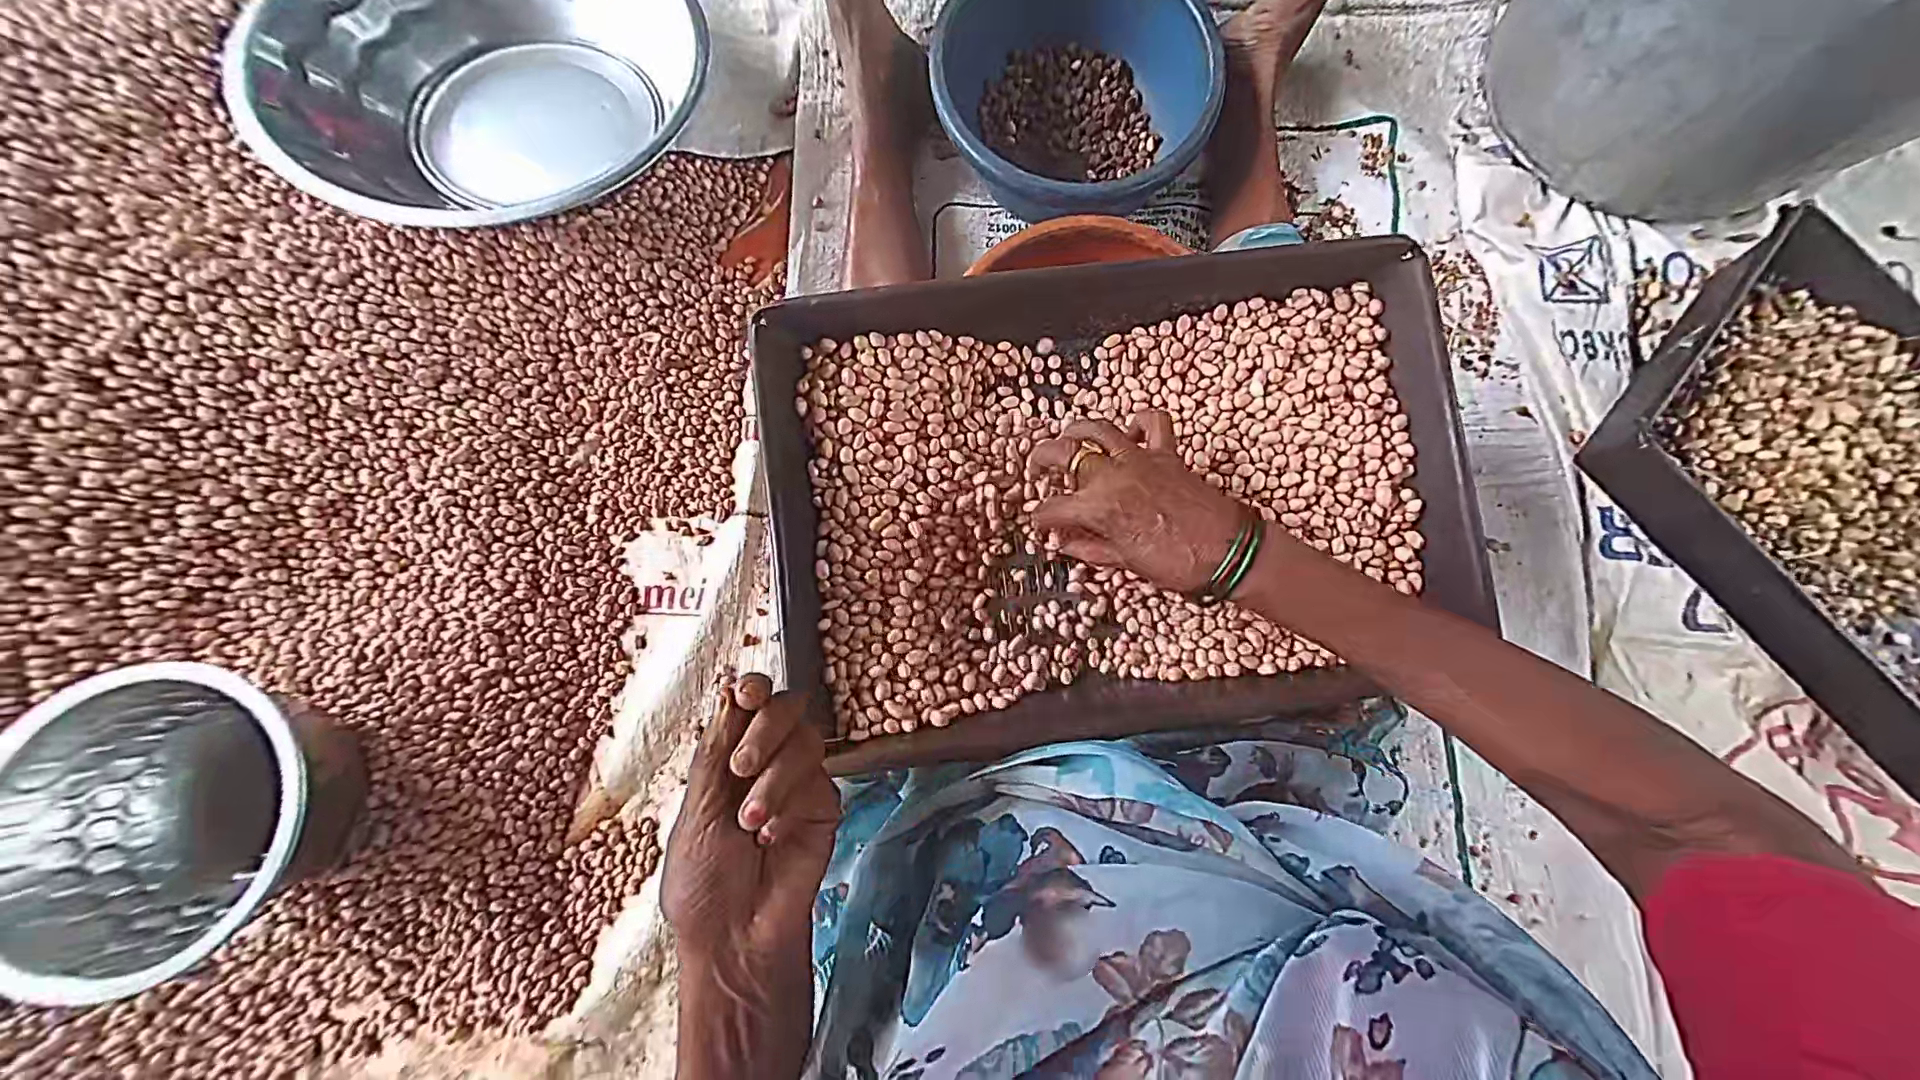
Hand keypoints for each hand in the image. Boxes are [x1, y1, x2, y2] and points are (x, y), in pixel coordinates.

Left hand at [662, 674, 838, 965]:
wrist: (733, 938)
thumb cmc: (702, 880)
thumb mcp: (696, 812)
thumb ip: (715, 752)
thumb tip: (731, 692)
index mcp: (731, 756)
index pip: (750, 704)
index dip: (754, 688)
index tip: (747, 693)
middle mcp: (769, 759)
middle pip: (787, 708)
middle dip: (767, 728)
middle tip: (743, 767)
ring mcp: (800, 780)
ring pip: (805, 741)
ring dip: (775, 778)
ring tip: (750, 822)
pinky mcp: (824, 804)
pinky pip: (817, 781)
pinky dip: (791, 806)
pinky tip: (771, 838)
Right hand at [1027, 412, 1247, 592]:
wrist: (1229, 553)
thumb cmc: (1179, 563)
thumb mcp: (1125, 562)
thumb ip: (1089, 548)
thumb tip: (1066, 542)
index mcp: (1099, 508)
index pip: (1052, 508)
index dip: (1041, 518)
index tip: (1042, 524)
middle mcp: (1114, 476)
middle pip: (1063, 453)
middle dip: (1041, 459)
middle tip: (1037, 469)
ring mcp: (1141, 460)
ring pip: (1099, 428)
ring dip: (1078, 429)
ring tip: (1070, 436)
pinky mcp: (1167, 454)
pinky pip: (1152, 423)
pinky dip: (1138, 423)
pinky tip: (1129, 433)